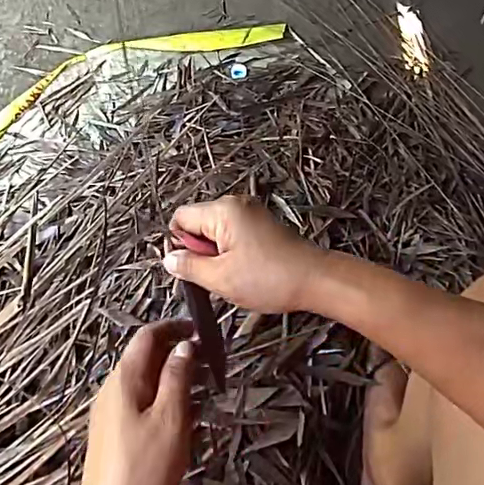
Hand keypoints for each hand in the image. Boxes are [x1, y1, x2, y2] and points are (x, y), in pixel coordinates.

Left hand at [75, 320, 198, 484]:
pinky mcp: (114, 434)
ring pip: (145, 380)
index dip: (174, 328)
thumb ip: (178, 376)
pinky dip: (163, 399)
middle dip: (176, 352)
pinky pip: (141, 403)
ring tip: (202, 389)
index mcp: (123, 380)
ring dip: (172, 377)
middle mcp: (112, 391)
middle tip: (207, 361)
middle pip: (145, 356)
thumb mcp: (171, 418)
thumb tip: (185, 346)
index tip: (199, 331)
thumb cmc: (143, 473)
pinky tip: (184, 417)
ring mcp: (110, 413)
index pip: (147, 335)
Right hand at [164, 196, 325, 313]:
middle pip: (197, 223)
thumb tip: (170, 260)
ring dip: (216, 254)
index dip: (178, 244)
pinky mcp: (261, 225)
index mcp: (223, 211)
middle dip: (200, 250)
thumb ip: (188, 267)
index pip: (180, 218)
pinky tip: (244, 271)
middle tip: (216, 274)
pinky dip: (231, 252)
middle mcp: (236, 204)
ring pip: (215, 232)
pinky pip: (232, 235)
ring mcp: (250, 213)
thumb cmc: (273, 277)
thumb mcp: (220, 278)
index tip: (189, 267)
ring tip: (233, 274)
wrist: (314, 279)